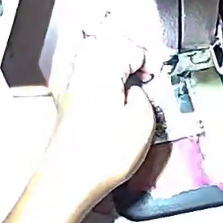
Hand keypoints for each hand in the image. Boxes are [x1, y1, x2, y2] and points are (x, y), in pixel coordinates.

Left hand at [35, 36, 155, 206]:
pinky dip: (101, 77)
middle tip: (145, 68)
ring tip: (131, 79)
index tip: (157, 70)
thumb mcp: (142, 122)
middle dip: (128, 51)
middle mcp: (82, 72)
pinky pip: (85, 75)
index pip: (130, 47)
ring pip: (92, 56)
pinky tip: (112, 95)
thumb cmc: (99, 155)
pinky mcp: (66, 101)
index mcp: (102, 69)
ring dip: (114, 61)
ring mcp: (71, 85)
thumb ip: (144, 94)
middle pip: (107, 42)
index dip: (149, 58)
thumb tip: (137, 90)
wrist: (68, 179)